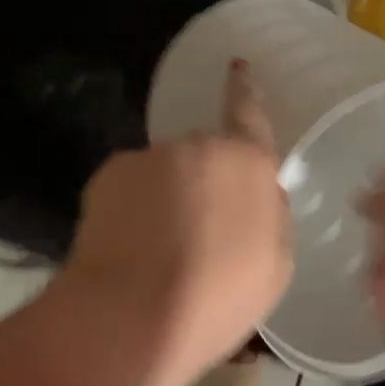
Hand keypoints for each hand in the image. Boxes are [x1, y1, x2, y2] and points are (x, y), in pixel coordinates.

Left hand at [55, 60, 292, 385]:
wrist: (129, 318)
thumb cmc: (217, 297)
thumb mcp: (274, 266)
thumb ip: (270, 217)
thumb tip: (258, 197)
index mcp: (248, 163)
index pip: (249, 114)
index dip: (245, 91)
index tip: (237, 67)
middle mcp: (200, 146)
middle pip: (205, 157)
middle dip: (202, 185)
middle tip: (196, 236)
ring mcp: (152, 157)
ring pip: (164, 174)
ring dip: (164, 202)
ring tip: (156, 255)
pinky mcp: (110, 175)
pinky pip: (128, 189)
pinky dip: (128, 213)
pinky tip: (126, 251)